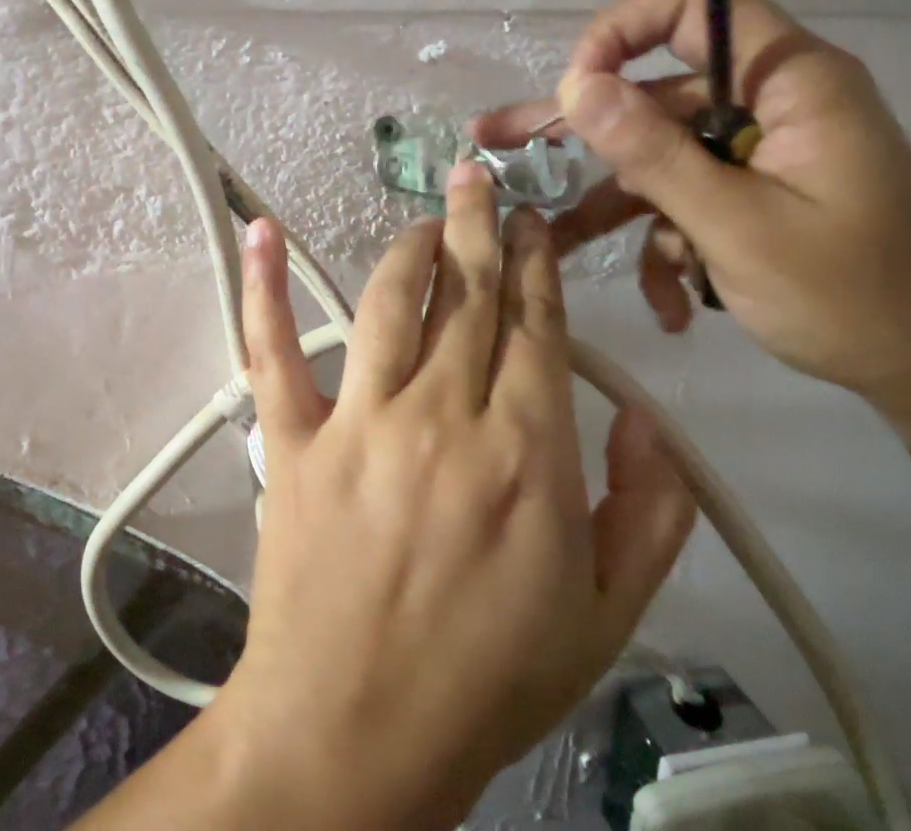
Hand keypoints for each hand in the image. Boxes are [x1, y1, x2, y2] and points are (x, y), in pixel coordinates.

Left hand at [205, 166, 694, 829]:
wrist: (358, 732)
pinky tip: (260, 230)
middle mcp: (443, 418)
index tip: (536, 224)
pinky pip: (273, 352)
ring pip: (387, 304)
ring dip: (410, 246)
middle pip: (468, 297)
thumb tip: (645, 414)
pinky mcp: (293, 446)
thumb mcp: (608, 614)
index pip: (537, 326)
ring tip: (427, 214)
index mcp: (528, 454)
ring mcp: (359, 425)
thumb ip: (650, 508)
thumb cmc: (489, 681)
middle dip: (480, 228)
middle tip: (481, 179)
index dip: (537, 265)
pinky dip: (263, 287)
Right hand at [472, 0, 910, 415]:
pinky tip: (671, 306)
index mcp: (789, 82)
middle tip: (494, 140)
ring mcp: (762, 154)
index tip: (573, 88)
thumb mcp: (733, 225)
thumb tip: (577, 84)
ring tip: (552, 243)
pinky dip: (669, 247)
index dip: (624, 30)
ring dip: (619, 210)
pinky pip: (689, 202)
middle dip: (582, 129)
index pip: (696, 7)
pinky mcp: (756, 197)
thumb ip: (653, 154)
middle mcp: (771, 104)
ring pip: (663, 158)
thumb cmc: (849, 292)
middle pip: (658, 92)